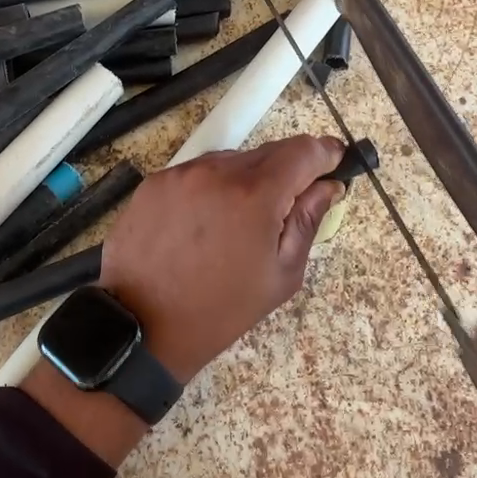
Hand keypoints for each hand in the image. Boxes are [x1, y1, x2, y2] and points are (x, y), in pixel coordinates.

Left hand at [100, 134, 345, 380]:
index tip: (334, 160)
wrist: (143, 327)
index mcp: (255, 195)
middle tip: (289, 203)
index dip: (324, 152)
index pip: (302, 150)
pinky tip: (205, 225)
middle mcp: (217, 172)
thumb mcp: (280, 275)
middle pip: (268, 151)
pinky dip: (211, 189)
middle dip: (287, 170)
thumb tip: (328, 186)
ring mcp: (180, 174)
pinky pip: (196, 174)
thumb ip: (308, 221)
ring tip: (239, 222)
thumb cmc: (221, 310)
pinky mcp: (154, 184)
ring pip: (230, 161)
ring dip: (246, 179)